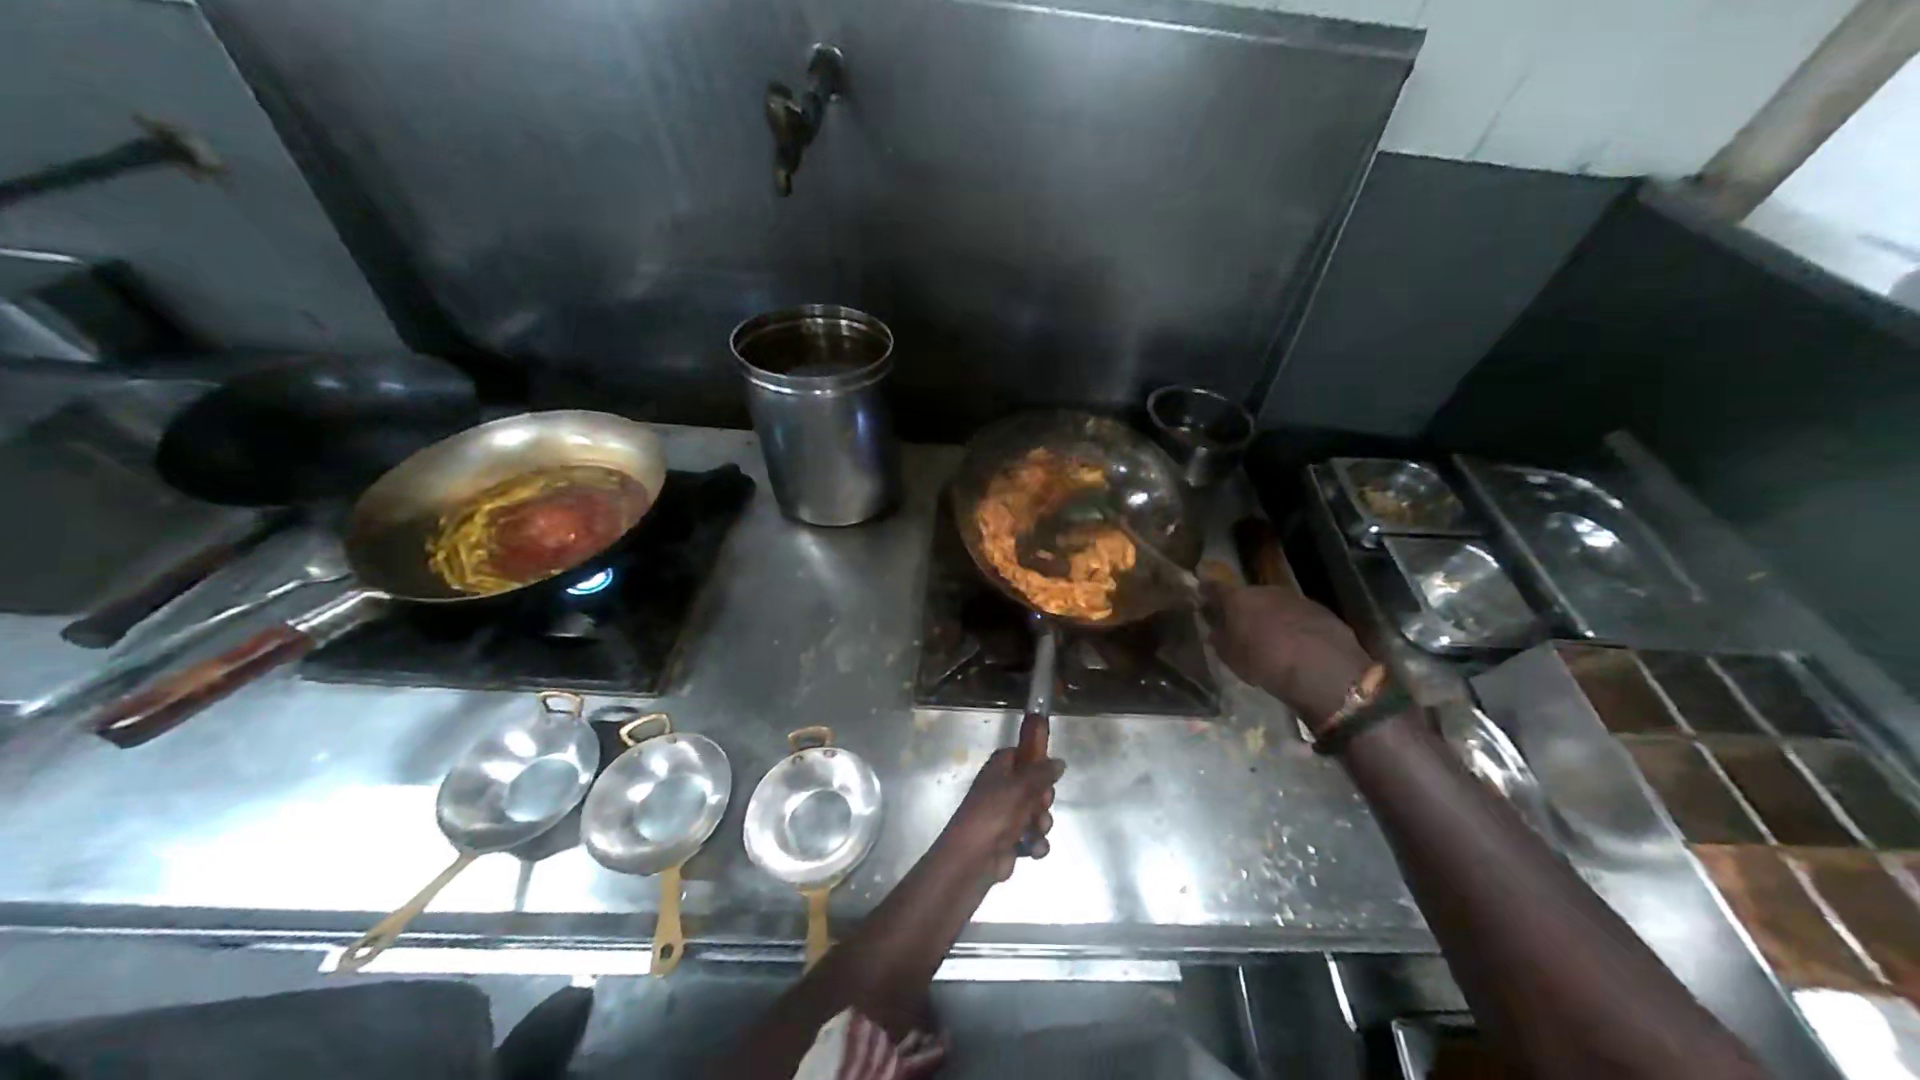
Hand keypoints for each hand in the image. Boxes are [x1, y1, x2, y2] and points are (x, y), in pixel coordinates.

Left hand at [940, 748, 1064, 881]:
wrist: (973, 857)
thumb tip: (1060, 762)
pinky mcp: (1012, 841)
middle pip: (1032, 786)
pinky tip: (1033, 849)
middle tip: (1043, 802)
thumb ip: (1042, 773)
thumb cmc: (994, 813)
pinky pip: (1033, 837)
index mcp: (997, 771)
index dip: (1032, 758)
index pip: (1015, 755)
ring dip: (1042, 822)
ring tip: (1037, 830)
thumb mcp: (1020, 787)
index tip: (1049, 767)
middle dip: (1043, 797)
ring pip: (1036, 813)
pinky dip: (1036, 843)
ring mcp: (1006, 818)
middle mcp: (1001, 791)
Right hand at [1204, 584, 1373, 724]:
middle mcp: (1265, 590)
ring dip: (1268, 615)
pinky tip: (1295, 643)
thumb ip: (1219, 639)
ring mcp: (1295, 597)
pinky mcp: (1320, 610)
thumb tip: (1215, 630)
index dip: (1207, 591)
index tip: (1201, 595)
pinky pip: (1297, 615)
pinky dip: (1292, 624)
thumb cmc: (1265, 662)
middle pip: (1247, 595)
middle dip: (1241, 607)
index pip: (1215, 587)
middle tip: (1237, 623)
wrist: (1324, 670)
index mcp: (1238, 598)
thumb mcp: (1231, 657)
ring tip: (1268, 636)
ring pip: (1274, 603)